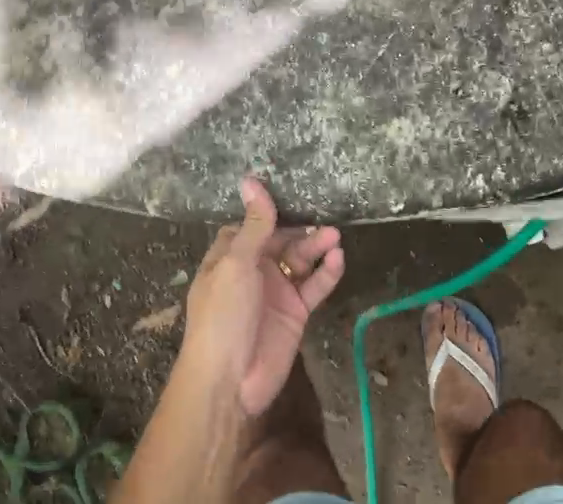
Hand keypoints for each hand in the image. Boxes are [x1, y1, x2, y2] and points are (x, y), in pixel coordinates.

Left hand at [181, 177, 344, 415]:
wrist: (230, 381)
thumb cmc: (223, 316)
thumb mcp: (236, 265)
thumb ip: (254, 225)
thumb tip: (251, 180)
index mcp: (229, 260)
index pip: (251, 228)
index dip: (268, 214)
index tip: (292, 194)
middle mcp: (253, 273)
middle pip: (281, 241)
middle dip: (301, 230)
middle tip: (324, 218)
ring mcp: (276, 293)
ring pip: (301, 261)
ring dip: (318, 247)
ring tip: (336, 236)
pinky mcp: (296, 313)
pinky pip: (315, 286)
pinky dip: (328, 273)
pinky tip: (339, 260)